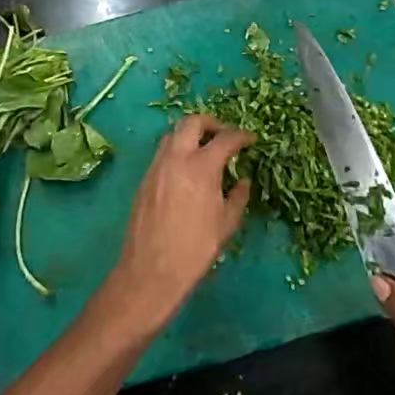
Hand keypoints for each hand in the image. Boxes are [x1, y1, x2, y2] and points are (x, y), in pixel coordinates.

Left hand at [108, 115, 252, 325]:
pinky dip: (177, 152)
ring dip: (190, 136)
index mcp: (201, 167)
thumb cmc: (195, 249)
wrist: (151, 271)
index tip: (250, 140)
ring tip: (205, 152)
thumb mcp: (226, 224)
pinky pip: (162, 154)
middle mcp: (176, 159)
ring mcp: (156, 168)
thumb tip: (243, 181)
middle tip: (224, 136)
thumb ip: (237, 197)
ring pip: (172, 136)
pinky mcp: (144, 180)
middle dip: (211, 124)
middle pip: (192, 123)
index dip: (241, 136)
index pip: (225, 139)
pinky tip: (187, 172)